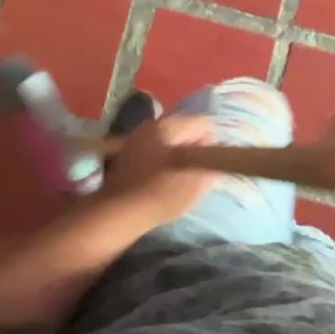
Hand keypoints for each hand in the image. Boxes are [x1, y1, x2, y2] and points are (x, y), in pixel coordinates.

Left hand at [97, 116, 220, 223]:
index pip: (203, 123)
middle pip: (184, 127)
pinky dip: (160, 157)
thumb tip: (215, 151)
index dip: (210, 143)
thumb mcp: (196, 183)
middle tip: (194, 171)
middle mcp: (153, 123)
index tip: (208, 163)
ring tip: (176, 176)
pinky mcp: (127, 149)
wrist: (119, 210)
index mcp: (171, 126)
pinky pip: (153, 146)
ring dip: (176, 152)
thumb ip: (212, 163)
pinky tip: (158, 177)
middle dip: (192, 145)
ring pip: (168, 137)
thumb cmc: (161, 195)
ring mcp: (137, 134)